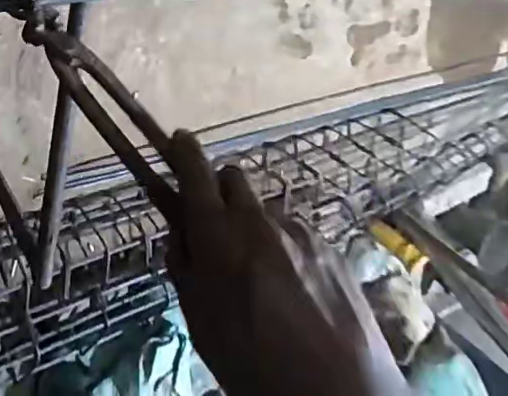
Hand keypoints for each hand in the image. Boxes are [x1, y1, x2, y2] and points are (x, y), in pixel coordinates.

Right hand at [165, 131, 407, 395]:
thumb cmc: (255, 367)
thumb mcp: (201, 323)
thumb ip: (185, 269)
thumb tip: (181, 235)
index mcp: (219, 235)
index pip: (194, 169)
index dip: (183, 150)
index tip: (178, 141)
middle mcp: (257, 219)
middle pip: (232, 178)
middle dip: (219, 192)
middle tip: (218, 229)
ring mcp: (298, 230)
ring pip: (264, 211)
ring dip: (255, 229)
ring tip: (263, 280)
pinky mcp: (330, 247)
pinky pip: (296, 234)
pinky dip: (286, 250)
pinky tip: (296, 293)